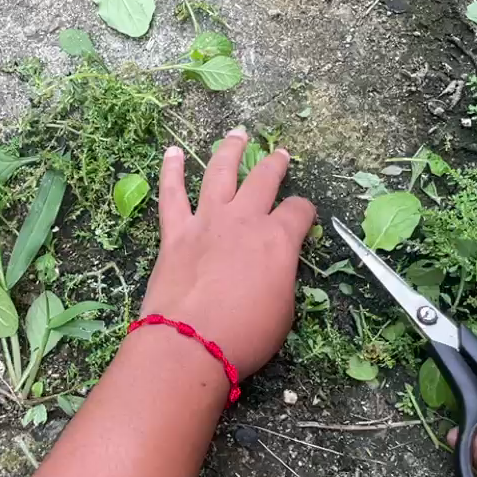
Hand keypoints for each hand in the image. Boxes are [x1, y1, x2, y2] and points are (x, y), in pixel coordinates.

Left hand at [137, 130, 315, 374]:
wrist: (189, 343)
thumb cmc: (245, 335)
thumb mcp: (284, 310)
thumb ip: (282, 277)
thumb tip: (276, 266)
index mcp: (278, 239)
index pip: (298, 211)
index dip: (304, 212)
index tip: (303, 216)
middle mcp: (244, 220)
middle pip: (263, 179)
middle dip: (275, 164)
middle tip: (280, 153)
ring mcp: (207, 221)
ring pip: (220, 172)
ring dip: (230, 150)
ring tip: (236, 134)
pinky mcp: (175, 232)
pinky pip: (172, 193)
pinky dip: (171, 171)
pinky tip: (172, 153)